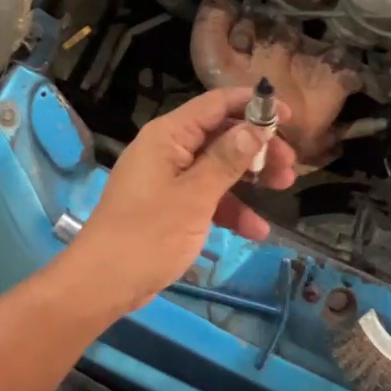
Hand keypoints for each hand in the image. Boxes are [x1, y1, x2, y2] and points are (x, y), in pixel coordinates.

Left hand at [69, 86, 297, 312]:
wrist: (101, 286)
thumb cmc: (147, 235)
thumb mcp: (194, 197)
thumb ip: (227, 160)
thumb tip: (256, 128)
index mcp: (169, 135)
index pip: (216, 104)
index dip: (254, 105)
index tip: (289, 117)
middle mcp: (169, 148)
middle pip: (222, 135)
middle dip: (258, 147)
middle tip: (290, 165)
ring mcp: (169, 178)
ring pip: (219, 166)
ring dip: (251, 177)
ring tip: (284, 187)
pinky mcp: (171, 205)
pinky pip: (208, 196)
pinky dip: (231, 208)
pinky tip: (257, 230)